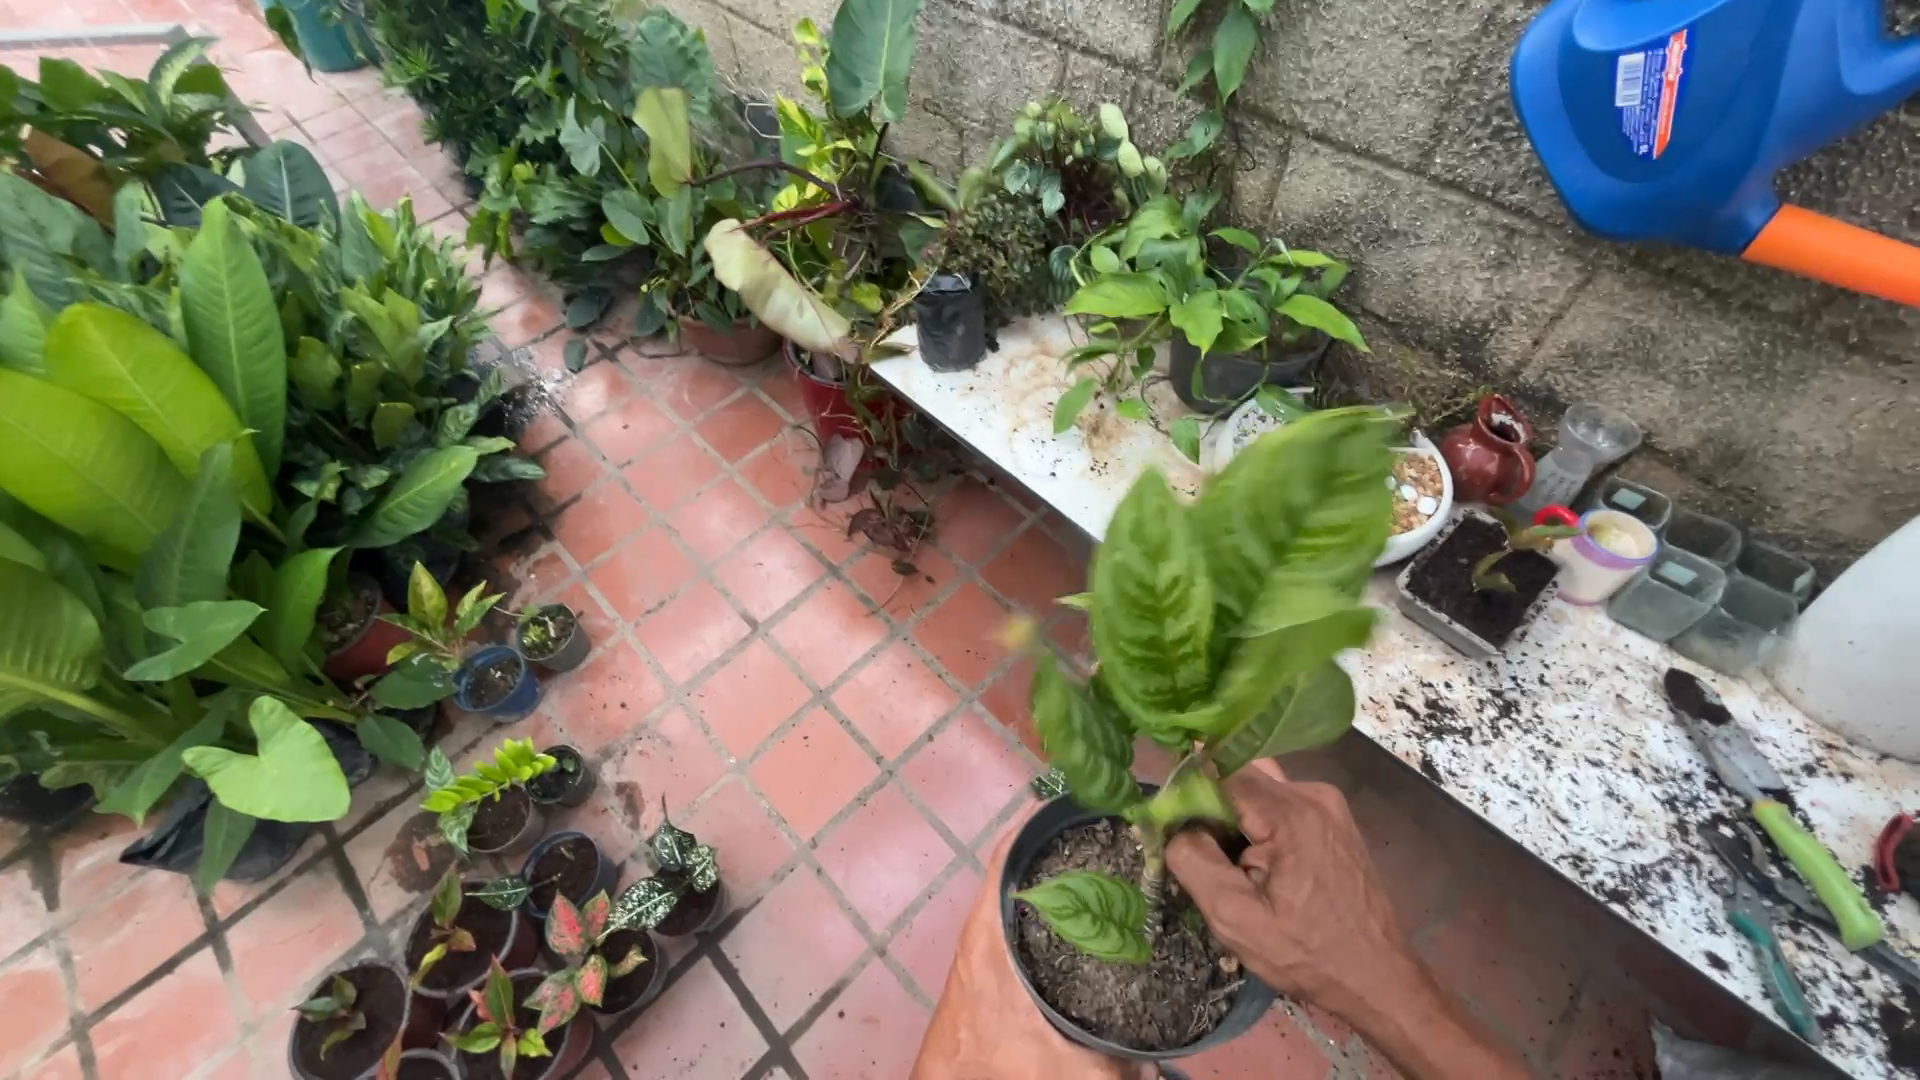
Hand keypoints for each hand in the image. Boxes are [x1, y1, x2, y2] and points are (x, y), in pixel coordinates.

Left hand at [912, 809, 1137, 1079]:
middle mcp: (983, 925)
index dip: (1039, 822)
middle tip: (1107, 836)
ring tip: (1102, 867)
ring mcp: (983, 942)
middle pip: (1017, 865)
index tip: (1079, 806)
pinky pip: (1016, 915)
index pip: (1009, 852)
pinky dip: (1043, 905)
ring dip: (1051, 876)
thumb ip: (1117, 1060)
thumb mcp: (1066, 1070)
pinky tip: (1079, 919)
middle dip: (1058, 847)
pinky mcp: (985, 962)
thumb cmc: (995, 1068)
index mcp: (991, 929)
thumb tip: (1160, 1050)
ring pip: (1017, 890)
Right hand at [1168, 764, 1528, 1079]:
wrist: (1380, 982)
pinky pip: (1277, 800)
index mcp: (1290, 813)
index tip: (1171, 830)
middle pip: (1237, 775)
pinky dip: (1255, 820)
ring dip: (1232, 813)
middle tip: (1199, 850)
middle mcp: (1311, 793)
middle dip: (1208, 805)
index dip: (1186, 796)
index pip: (1216, 773)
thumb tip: (1167, 820)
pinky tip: (1256, 861)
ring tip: (1229, 859)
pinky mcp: (1332, 817)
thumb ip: (1192, 858)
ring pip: (1256, 785)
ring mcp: (1327, 802)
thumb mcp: (1234, 917)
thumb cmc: (1306, 954)